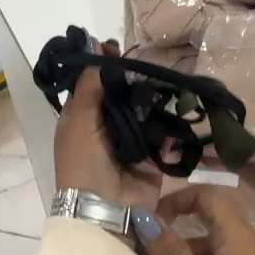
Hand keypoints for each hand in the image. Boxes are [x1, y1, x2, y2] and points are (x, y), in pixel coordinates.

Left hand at [53, 39, 161, 210]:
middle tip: (146, 61)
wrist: (105, 210)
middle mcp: (106, 126)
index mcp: (82, 118)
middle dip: (133, 78)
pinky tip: (175, 105)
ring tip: (163, 81)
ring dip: (152, 96)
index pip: (93, 83)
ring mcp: (132, 140)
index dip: (102, 64)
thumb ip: (89, 85)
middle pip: (122, 93)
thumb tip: (96, 47)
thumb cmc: (83, 163)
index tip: (114, 45)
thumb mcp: (79, 121)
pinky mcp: (154, 154)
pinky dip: (169, 121)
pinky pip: (164, 131)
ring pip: (145, 108)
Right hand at [134, 184, 254, 254]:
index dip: (179, 197)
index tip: (153, 217)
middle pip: (209, 217)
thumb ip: (170, 252)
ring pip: (211, 244)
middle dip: (178, 227)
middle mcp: (247, 241)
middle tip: (151, 246)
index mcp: (238, 235)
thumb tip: (143, 216)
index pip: (209, 193)